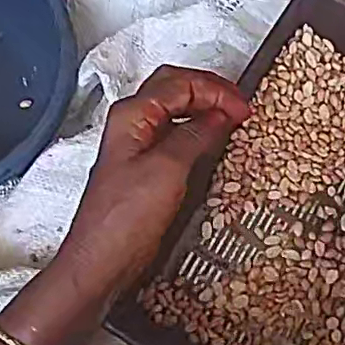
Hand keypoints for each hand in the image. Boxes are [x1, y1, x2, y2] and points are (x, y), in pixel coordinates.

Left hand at [57, 66, 250, 302]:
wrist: (102, 259)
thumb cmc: (122, 220)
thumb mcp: (167, 170)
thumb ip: (195, 136)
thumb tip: (219, 116)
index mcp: (132, 115)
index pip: (180, 84)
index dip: (216, 92)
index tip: (242, 109)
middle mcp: (132, 126)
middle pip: (175, 88)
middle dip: (210, 91)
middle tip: (239, 105)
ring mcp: (138, 147)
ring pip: (175, 111)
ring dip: (204, 109)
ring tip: (231, 119)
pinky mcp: (146, 170)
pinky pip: (175, 138)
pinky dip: (197, 133)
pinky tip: (212, 143)